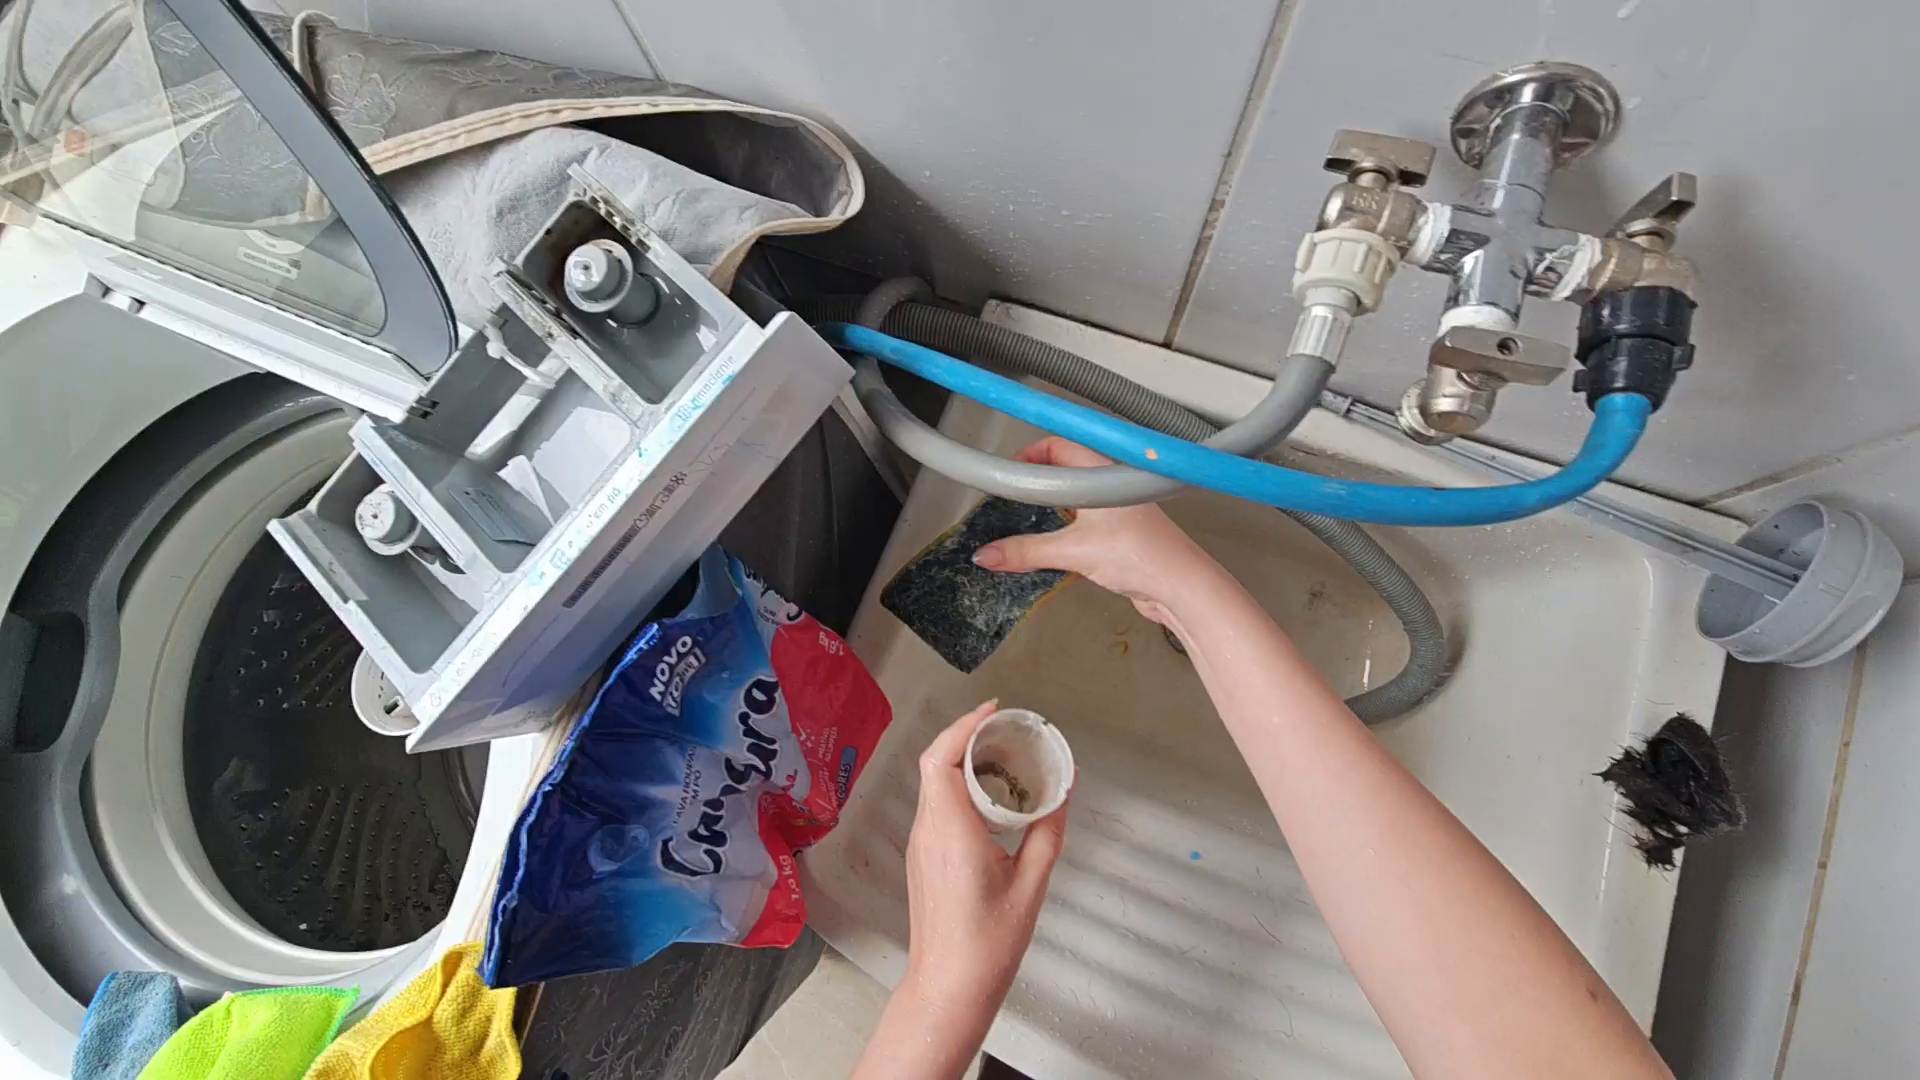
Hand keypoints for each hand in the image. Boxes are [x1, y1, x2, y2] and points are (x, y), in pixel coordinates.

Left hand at [901, 701, 1067, 1012]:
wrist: (947, 989)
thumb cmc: (989, 944)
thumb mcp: (1031, 886)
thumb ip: (1048, 833)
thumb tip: (1065, 790)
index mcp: (951, 830)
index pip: (942, 759)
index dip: (963, 726)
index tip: (995, 711)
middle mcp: (928, 828)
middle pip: (935, 762)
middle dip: (966, 735)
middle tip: (1005, 729)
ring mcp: (920, 842)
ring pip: (933, 781)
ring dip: (961, 758)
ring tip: (1001, 754)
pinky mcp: (921, 854)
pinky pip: (936, 802)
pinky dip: (957, 783)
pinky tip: (987, 793)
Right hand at [970, 437, 1223, 624]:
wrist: (1180, 586)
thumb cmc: (1142, 555)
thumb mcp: (1073, 551)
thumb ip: (1026, 552)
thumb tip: (989, 555)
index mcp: (1101, 471)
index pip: (1058, 445)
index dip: (1030, 454)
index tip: (1007, 472)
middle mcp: (1110, 484)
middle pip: (1065, 469)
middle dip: (1037, 479)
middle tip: (1013, 493)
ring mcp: (1118, 508)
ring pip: (1076, 496)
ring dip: (1052, 504)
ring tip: (1027, 518)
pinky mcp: (1121, 533)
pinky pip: (1085, 521)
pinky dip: (1065, 526)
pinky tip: (1053, 543)